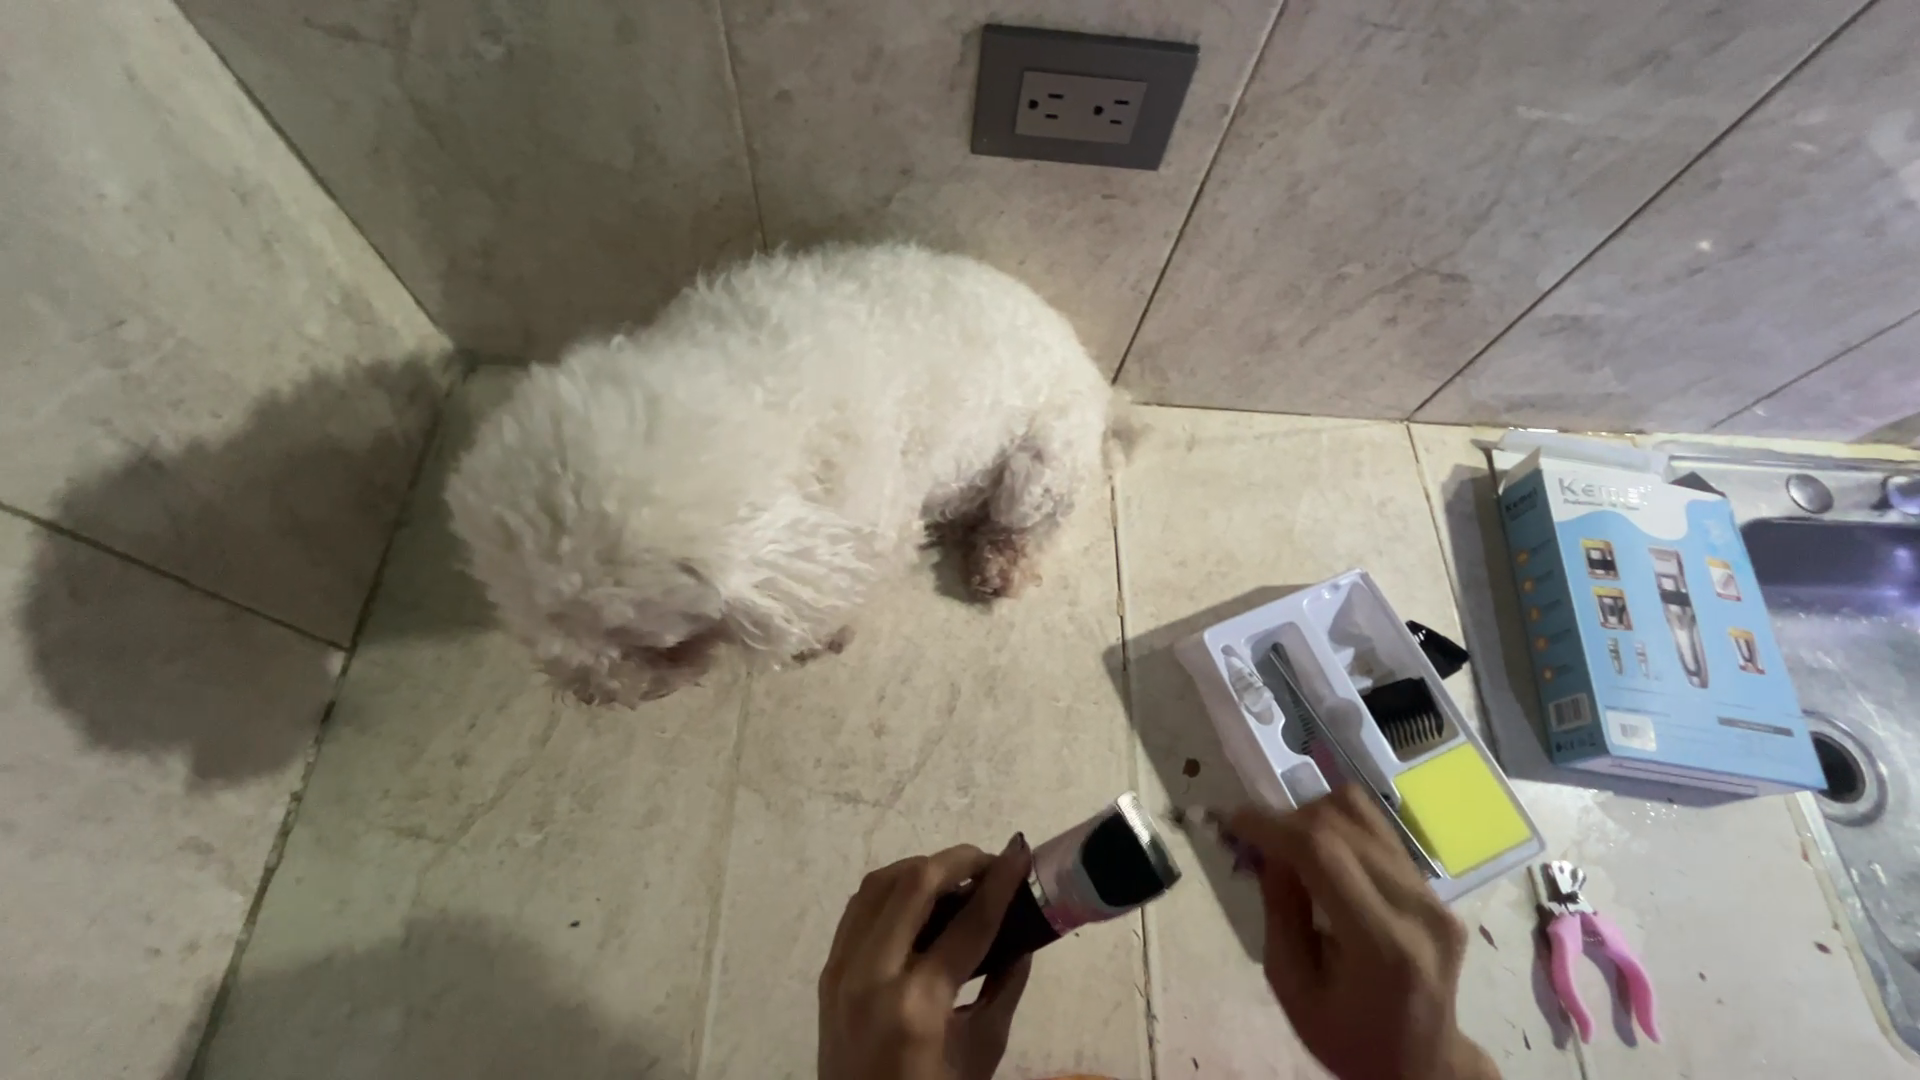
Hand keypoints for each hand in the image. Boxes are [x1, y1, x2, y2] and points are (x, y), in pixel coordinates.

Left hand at [818, 834, 1033, 1079]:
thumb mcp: (981, 1052)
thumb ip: (1005, 987)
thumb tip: (1023, 933)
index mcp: (916, 1006)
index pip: (967, 925)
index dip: (999, 883)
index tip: (1019, 853)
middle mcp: (871, 976)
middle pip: (914, 885)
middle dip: (957, 861)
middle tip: (987, 865)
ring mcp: (841, 970)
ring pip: (879, 884)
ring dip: (921, 869)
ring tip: (955, 878)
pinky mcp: (828, 971)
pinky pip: (859, 907)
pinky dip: (891, 890)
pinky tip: (917, 899)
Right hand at [1228, 788, 1497, 1079]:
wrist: (1423, 1063)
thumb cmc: (1347, 1037)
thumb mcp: (1291, 986)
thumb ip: (1279, 911)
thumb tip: (1267, 849)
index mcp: (1383, 945)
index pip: (1321, 852)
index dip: (1270, 824)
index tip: (1232, 819)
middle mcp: (1418, 909)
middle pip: (1339, 822)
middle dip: (1285, 820)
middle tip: (1255, 841)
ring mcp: (1433, 895)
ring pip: (1359, 812)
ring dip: (1311, 817)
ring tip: (1290, 849)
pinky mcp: (1434, 887)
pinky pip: (1375, 829)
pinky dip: (1336, 827)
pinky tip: (1319, 856)